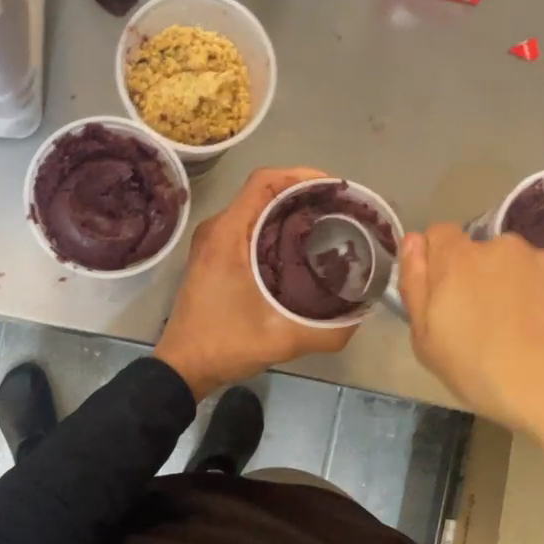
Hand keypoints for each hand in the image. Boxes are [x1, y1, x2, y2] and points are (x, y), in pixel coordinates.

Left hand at [155, 167, 355, 400]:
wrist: (182, 368)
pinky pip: (247, 228)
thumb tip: (361, 315)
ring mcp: (212, 244)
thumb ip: (328, 331)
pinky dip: (274, 229)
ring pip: (255, 210)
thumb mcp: (281, 340)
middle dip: (303, 194)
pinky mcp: (213, 259)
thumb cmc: (224, 346)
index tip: (336, 189)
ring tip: (327, 225)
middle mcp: (217, 230)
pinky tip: (300, 249)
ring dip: (288, 212)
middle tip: (340, 210)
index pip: (265, 181)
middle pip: (263, 192)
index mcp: (227, 234)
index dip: (302, 175)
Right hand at [396, 225, 543, 525]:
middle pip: (474, 252)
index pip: (436, 233)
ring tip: (509, 334)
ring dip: (502, 288)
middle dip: (469, 278)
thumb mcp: (427, 341)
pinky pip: (537, 282)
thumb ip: (415, 285)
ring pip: (507, 267)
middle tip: (471, 326)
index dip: (433, 263)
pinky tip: (537, 335)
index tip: (437, 298)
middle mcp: (498, 247)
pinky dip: (532, 300)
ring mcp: (538, 261)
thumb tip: (412, 243)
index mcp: (457, 259)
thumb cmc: (483, 372)